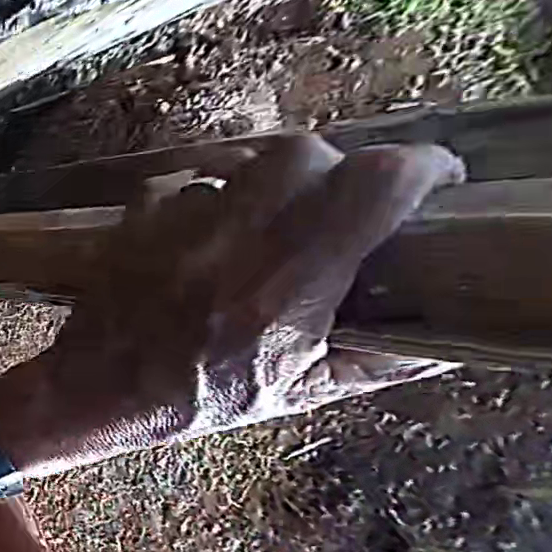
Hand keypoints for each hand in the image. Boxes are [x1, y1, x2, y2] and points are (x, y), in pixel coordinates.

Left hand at [0, 135, 464, 475]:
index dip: (423, 170)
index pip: (377, 183)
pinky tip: (206, 230)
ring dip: (269, 182)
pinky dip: (206, 196)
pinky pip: (184, 181)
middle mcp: (234, 241)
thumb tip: (457, 335)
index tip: (432, 187)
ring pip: (243, 162)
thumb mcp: (298, 393)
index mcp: (287, 283)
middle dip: (337, 169)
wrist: (95, 391)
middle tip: (335, 205)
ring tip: (268, 220)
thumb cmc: (194, 399)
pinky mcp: (136, 220)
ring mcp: (176, 225)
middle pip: (308, 152)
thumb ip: (382, 362)